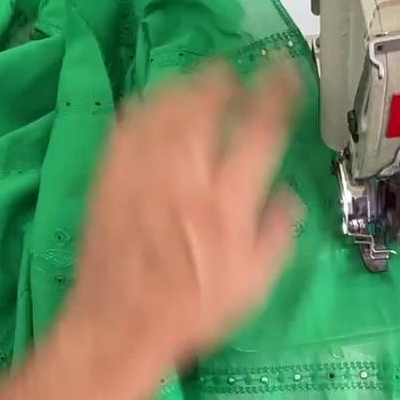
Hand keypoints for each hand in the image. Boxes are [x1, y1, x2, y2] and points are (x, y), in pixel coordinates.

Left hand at [64, 62, 302, 369]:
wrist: (120, 327)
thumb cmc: (191, 313)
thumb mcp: (251, 286)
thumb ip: (275, 236)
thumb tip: (289, 198)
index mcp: (227, 204)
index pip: (260, 132)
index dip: (277, 95)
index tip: (286, 74)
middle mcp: (186, 179)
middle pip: (208, 108)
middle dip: (226, 81)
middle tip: (237, 72)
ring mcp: (143, 175)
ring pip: (167, 110)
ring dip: (187, 86)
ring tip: (201, 78)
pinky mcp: (109, 179)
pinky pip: (128, 128)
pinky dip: (145, 107)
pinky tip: (154, 102)